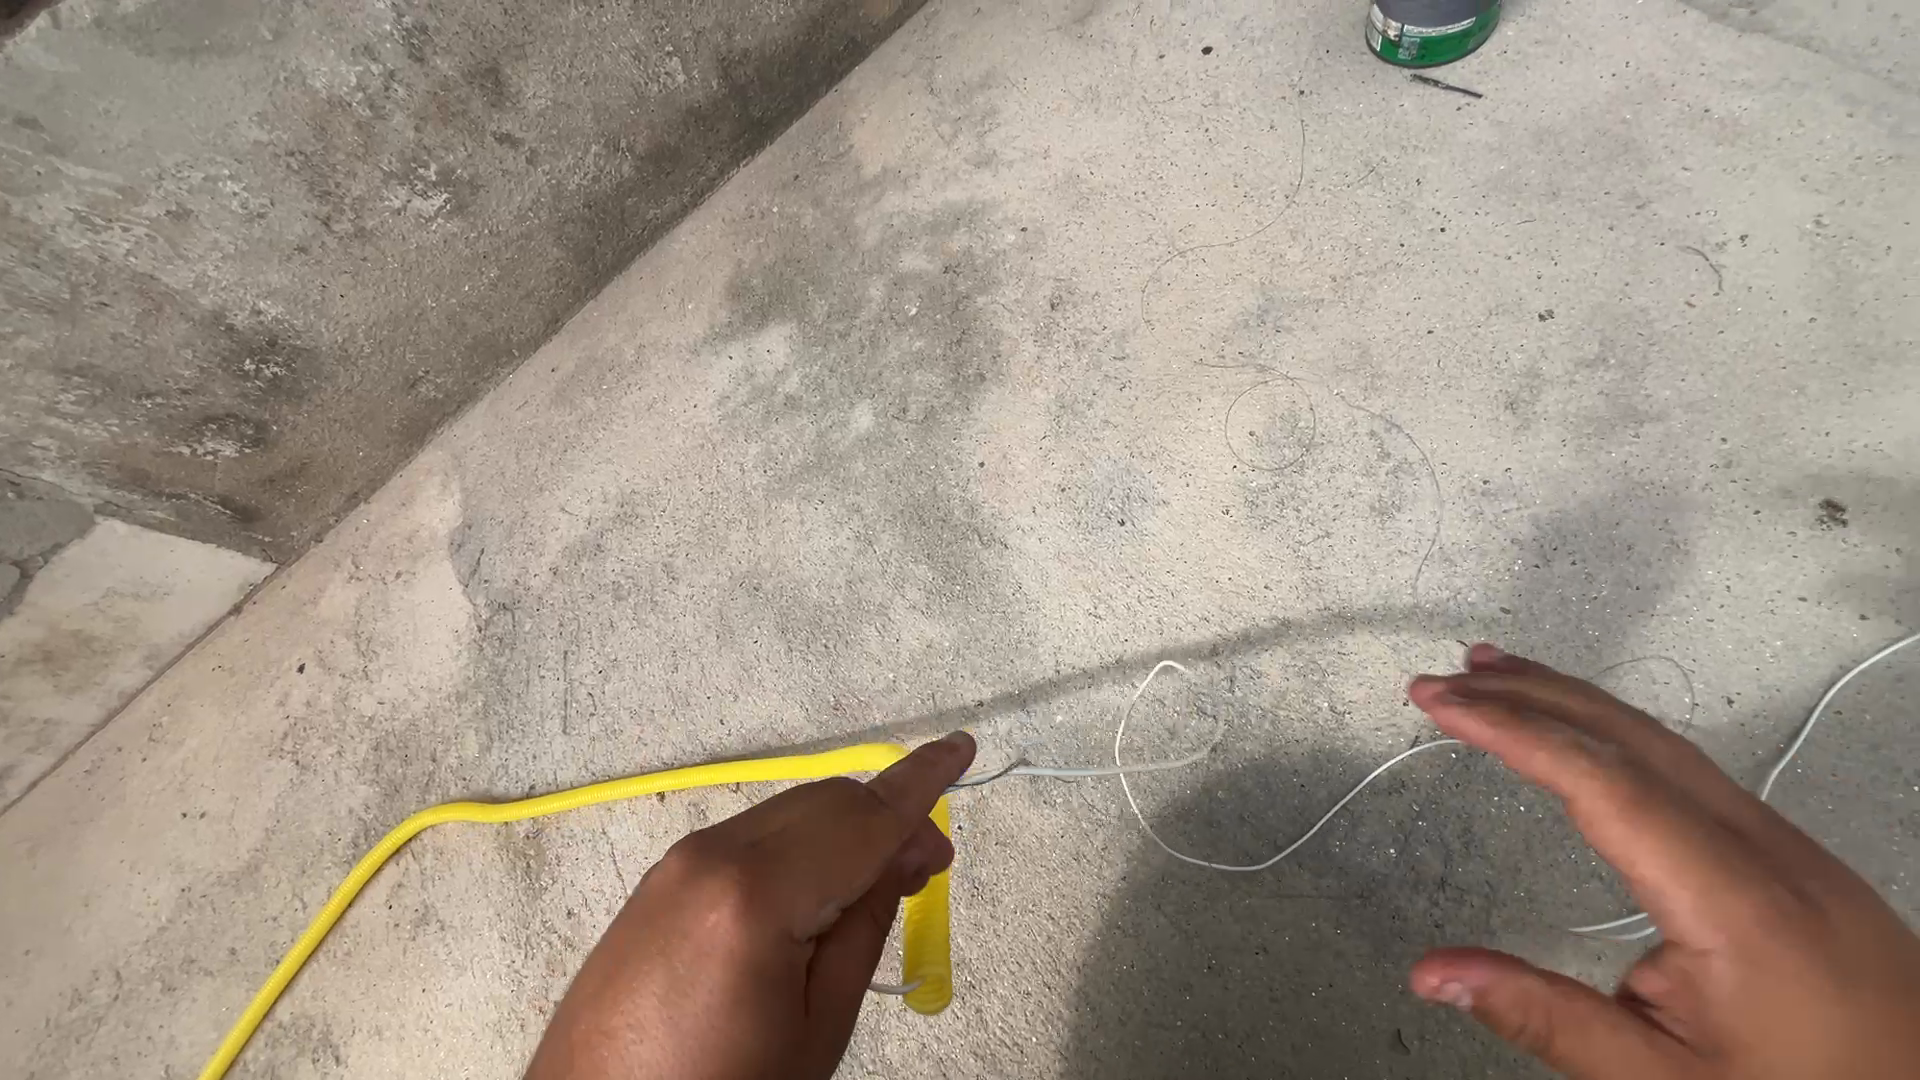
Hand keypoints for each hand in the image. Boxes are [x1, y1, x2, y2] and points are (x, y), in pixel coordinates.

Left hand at [525, 732, 975, 1079]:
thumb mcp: (819, 1026)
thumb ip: (866, 924)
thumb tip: (903, 851)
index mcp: (756, 894)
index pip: (863, 817)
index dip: (922, 780)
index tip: (963, 746)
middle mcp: (714, 853)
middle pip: (829, 803)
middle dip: (890, 819)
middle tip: (929, 869)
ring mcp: (682, 859)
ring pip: (793, 813)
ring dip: (848, 831)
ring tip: (880, 881)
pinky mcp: (665, 875)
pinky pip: (756, 835)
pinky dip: (803, 844)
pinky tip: (819, 886)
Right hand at [1406, 644, 1919, 1078]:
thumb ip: (1549, 1020)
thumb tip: (1428, 973)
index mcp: (1737, 901)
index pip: (1602, 780)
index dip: (1511, 730)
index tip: (1438, 702)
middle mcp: (1767, 851)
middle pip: (1631, 739)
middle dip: (1526, 696)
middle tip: (1441, 681)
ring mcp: (1787, 846)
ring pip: (1660, 740)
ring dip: (1565, 699)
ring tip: (1489, 674)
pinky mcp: (1789, 856)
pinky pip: (1681, 763)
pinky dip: (1607, 727)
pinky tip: (1576, 730)